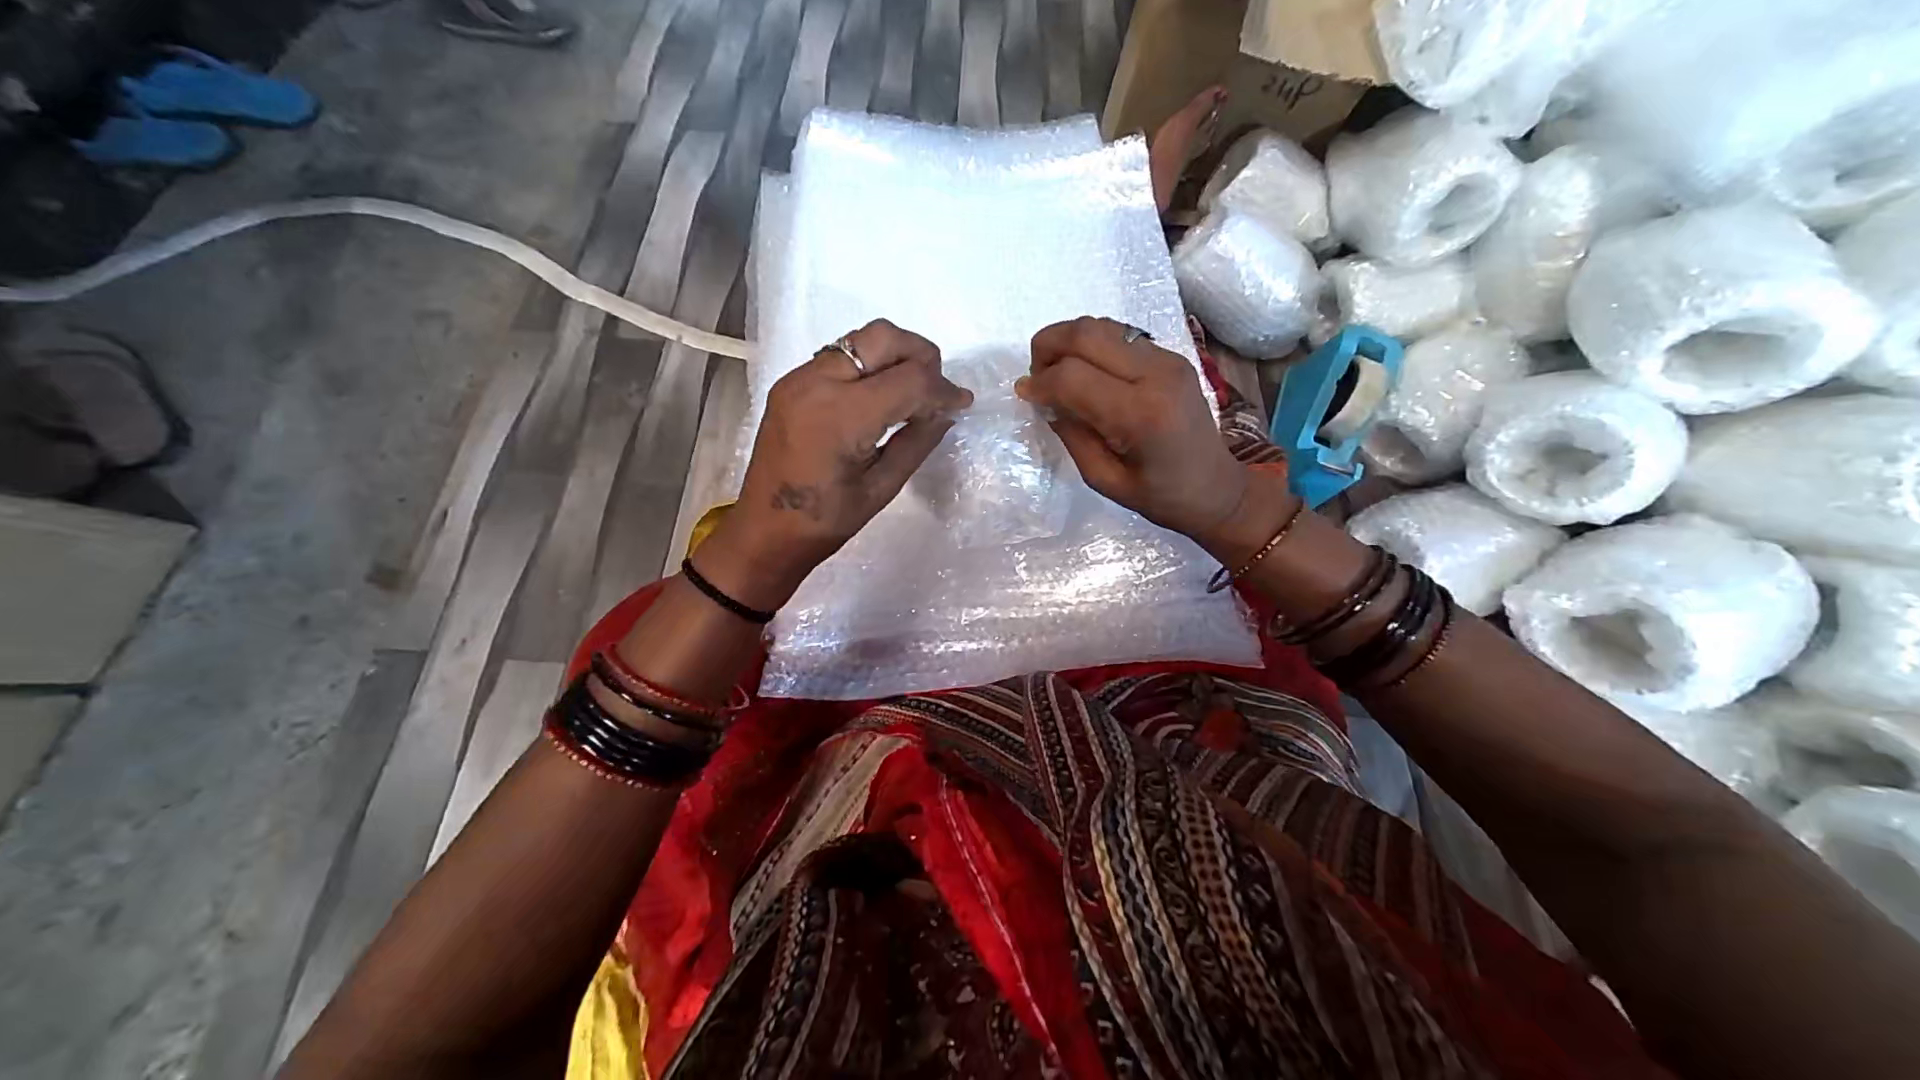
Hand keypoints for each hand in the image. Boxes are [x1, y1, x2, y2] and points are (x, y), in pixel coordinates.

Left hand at [698, 319, 972, 609]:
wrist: (764, 531)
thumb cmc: (825, 521)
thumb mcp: (881, 488)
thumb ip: (917, 442)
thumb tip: (946, 413)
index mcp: (841, 417)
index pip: (910, 380)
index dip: (943, 389)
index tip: (961, 403)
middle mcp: (817, 384)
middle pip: (883, 337)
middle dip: (921, 355)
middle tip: (936, 389)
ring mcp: (799, 379)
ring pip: (860, 340)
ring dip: (894, 356)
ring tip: (911, 392)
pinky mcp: (790, 384)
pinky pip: (839, 356)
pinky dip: (868, 366)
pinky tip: (879, 397)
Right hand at [1017, 317, 1249, 538]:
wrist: (1217, 487)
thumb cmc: (1160, 496)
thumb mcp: (1103, 479)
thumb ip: (1071, 434)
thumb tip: (1043, 399)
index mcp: (1140, 414)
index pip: (1071, 376)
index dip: (1038, 382)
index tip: (1025, 396)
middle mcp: (1156, 375)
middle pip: (1084, 333)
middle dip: (1047, 347)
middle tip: (1037, 377)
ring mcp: (1167, 359)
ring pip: (1100, 325)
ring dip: (1068, 341)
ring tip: (1058, 373)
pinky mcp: (1171, 355)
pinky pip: (1118, 334)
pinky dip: (1091, 346)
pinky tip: (1086, 373)